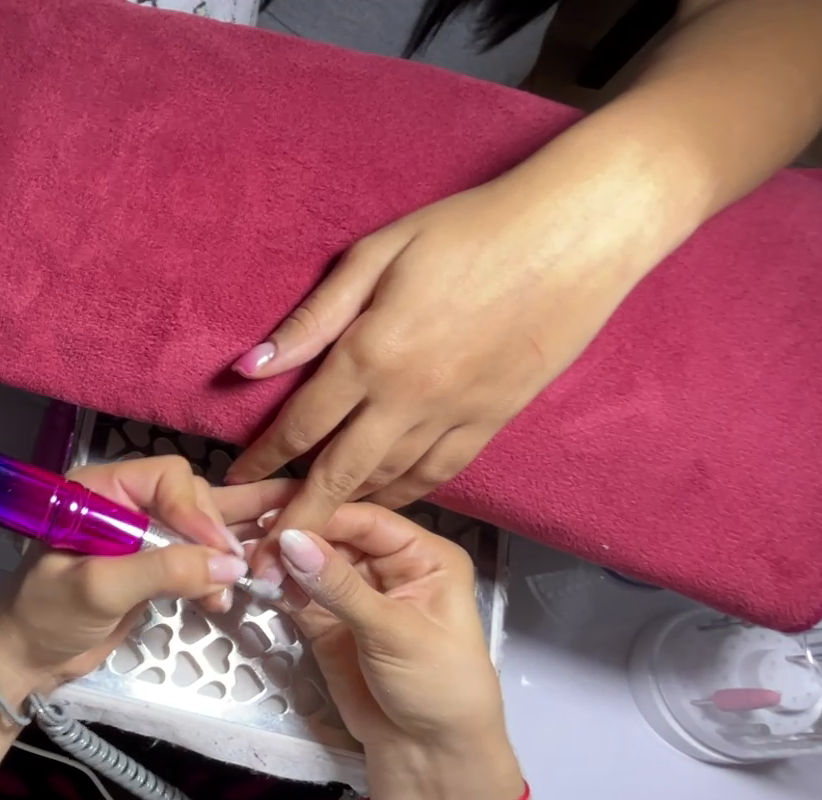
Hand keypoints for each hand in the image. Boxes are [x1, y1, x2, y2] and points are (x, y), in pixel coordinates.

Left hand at [0, 457, 292, 695]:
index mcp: (99, 490)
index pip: (165, 477)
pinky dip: (217, 567)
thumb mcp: (100, 589)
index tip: (214, 552)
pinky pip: (195, 554)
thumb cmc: (47, 616)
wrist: (29, 657)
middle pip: (190, 498)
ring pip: (199, 524)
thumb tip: (229, 564)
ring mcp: (140, 534)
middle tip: (229, 576)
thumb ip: (161, 571)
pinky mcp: (152, 564)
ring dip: (223, 550)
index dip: (195, 510)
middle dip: (213, 535)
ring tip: (242, 582)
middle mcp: (123, 503)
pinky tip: (232, 587)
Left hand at [227, 164, 686, 579]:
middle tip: (267, 553)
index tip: (236, 484)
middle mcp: (407, 398)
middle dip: (297, 515)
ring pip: (387, 479)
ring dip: (345, 509)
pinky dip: (403, 495)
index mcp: (370, 356)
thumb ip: (311, 320)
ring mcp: (455, 414)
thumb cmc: (470, 229)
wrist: (585, 226)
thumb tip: (249, 367)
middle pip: (338, 473)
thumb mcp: (375, 256)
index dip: (262, 460)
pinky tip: (380, 505)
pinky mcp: (495, 419)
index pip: (299, 426)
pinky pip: (439, 472)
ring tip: (312, 532)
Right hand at [271, 503, 503, 759]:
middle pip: (330, 535)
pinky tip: (256, 583)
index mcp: (421, 556)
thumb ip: (339, 585)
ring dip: (278, 562)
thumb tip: (289, 539)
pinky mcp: (324, 617)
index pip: (362, 520)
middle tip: (252, 548)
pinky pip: (295, 590)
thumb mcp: (394, 631)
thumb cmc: (436, 686)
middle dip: (292, 539)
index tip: (274, 524)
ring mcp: (352, 591)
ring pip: (308, 561)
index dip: (319, 517)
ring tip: (249, 566)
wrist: (425, 752)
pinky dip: (276, 586)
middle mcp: (386, 565)